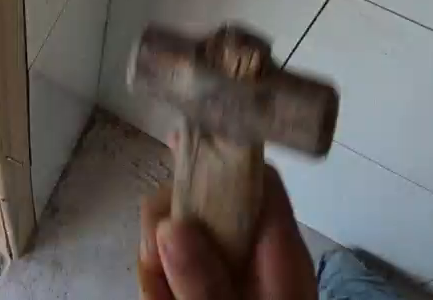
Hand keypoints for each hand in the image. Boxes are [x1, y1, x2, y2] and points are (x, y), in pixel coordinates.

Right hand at [138, 166, 315, 299]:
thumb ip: (206, 289)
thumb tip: (170, 225)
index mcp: (279, 256)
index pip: (258, 179)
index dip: (220, 154)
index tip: (174, 147)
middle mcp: (250, 252)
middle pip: (200, 194)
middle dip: (165, 222)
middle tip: (154, 264)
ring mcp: (222, 269)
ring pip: (172, 228)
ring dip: (153, 261)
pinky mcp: (198, 283)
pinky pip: (164, 264)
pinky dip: (154, 283)